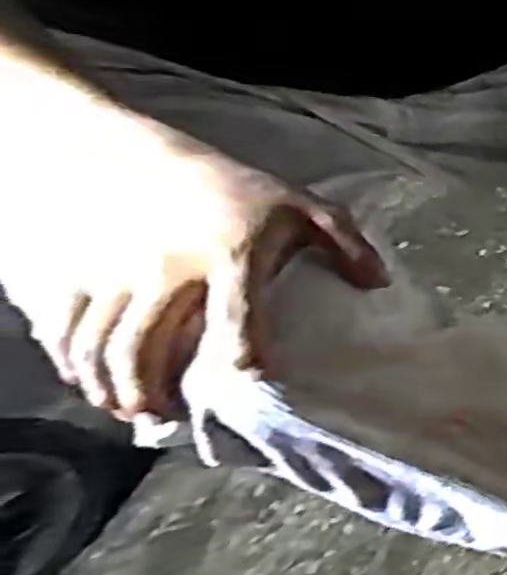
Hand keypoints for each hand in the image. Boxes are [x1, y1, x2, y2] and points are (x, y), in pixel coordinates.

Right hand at [0, 120, 387, 419]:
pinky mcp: (62, 280)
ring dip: (111, 387)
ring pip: (98, 349)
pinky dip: (72, 367)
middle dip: (155, 389)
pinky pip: (60, 335)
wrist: (127, 157)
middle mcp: (166, 272)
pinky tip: (92, 382)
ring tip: (136, 410)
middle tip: (172, 417)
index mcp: (234, 255)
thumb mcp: (306, 207)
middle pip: (149, 346)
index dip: (245, 351)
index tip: (258, 381)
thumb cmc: (236, 188)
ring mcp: (107, 278)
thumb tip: (379, 283)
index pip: (238, 314)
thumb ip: (347, 244)